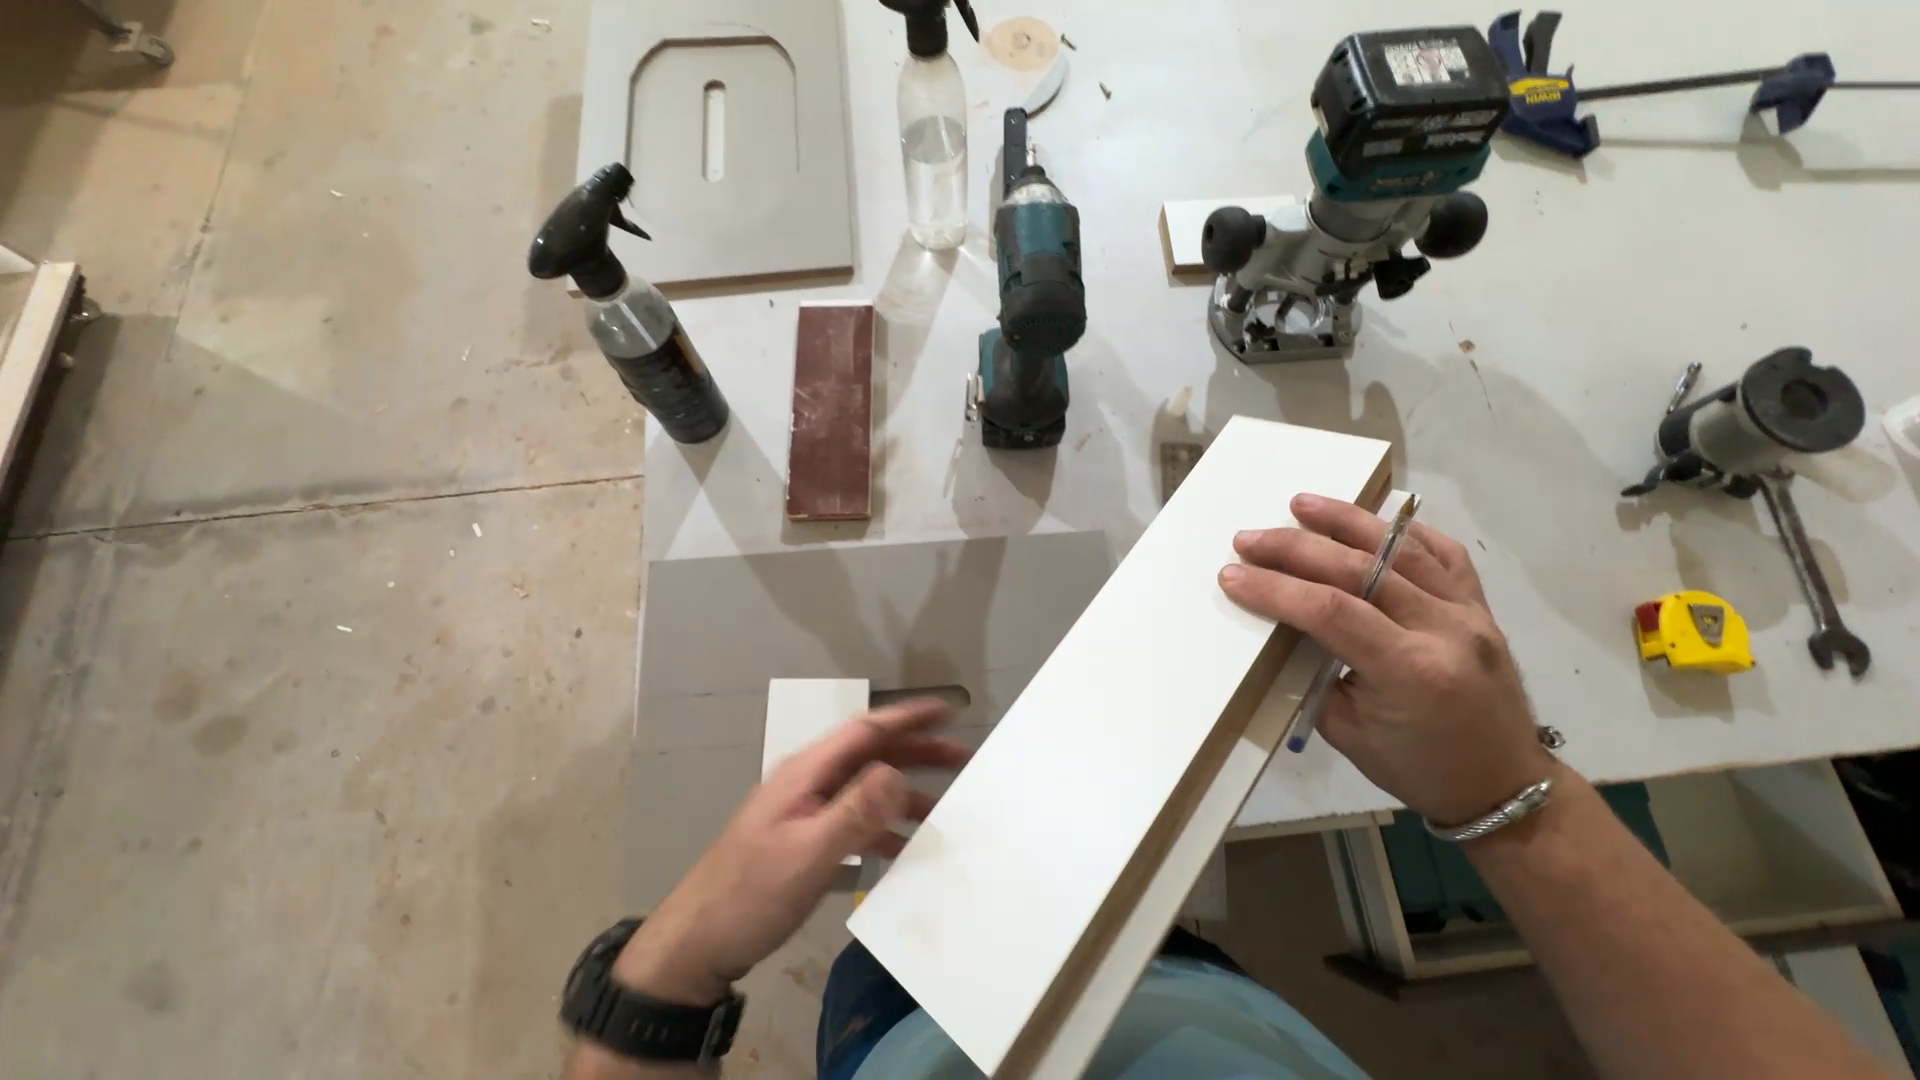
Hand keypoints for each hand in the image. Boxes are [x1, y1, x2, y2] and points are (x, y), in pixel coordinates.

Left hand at [612, 699, 969, 1003]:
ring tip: (944, 808)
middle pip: (868, 756)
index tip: (947, 711)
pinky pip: (853, 823)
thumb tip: (899, 773)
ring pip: (864, 790)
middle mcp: (806, 785)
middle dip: (915, 752)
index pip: (864, 732)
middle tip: (961, 758)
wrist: (696, 944)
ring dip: (903, 794)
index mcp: (805, 775)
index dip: (906, 718)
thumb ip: (855, 813)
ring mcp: (803, 813)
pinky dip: (882, 829)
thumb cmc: (750, 896)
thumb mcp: (808, 854)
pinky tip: (904, 848)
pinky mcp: (803, 842)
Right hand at [1219, 495, 1556, 826]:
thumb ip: (1318, 673)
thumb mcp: (1349, 733)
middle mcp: (1444, 630)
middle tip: (1250, 539)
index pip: (1330, 610)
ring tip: (1301, 503)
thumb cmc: (1419, 770)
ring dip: (1344, 521)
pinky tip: (1368, 518)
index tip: (1233, 576)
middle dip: (1294, 548)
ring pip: (1400, 548)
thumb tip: (1286, 627)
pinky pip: (1442, 553)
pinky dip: (1400, 531)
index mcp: (1410, 670)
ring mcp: (1469, 612)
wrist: (1503, 785)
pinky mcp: (1480, 606)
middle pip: (1360, 569)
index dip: (1275, 588)